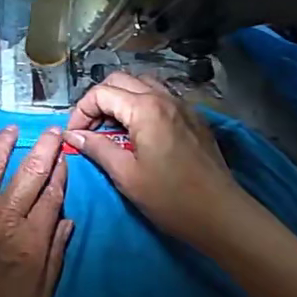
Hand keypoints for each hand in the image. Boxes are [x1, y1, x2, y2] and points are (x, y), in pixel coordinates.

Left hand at [0, 126, 72, 296]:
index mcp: (30, 242)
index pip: (52, 196)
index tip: (66, 157)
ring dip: (4, 143)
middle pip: (29, 172)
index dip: (61, 174)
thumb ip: (54, 259)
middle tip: (51, 130)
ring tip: (12, 129)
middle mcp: (3, 217)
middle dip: (44, 148)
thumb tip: (67, 221)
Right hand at [66, 72, 261, 246]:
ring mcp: (183, 106)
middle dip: (98, 100)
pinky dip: (142, 104)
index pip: (101, 93)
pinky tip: (139, 131)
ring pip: (142, 84)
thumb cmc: (170, 198)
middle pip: (120, 80)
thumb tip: (73, 134)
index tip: (75, 135)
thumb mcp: (126, 175)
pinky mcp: (194, 118)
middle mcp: (164, 98)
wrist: (222, 216)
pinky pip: (161, 97)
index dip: (81, 111)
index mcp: (145, 109)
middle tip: (90, 129)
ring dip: (121, 99)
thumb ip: (97, 148)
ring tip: (112, 127)